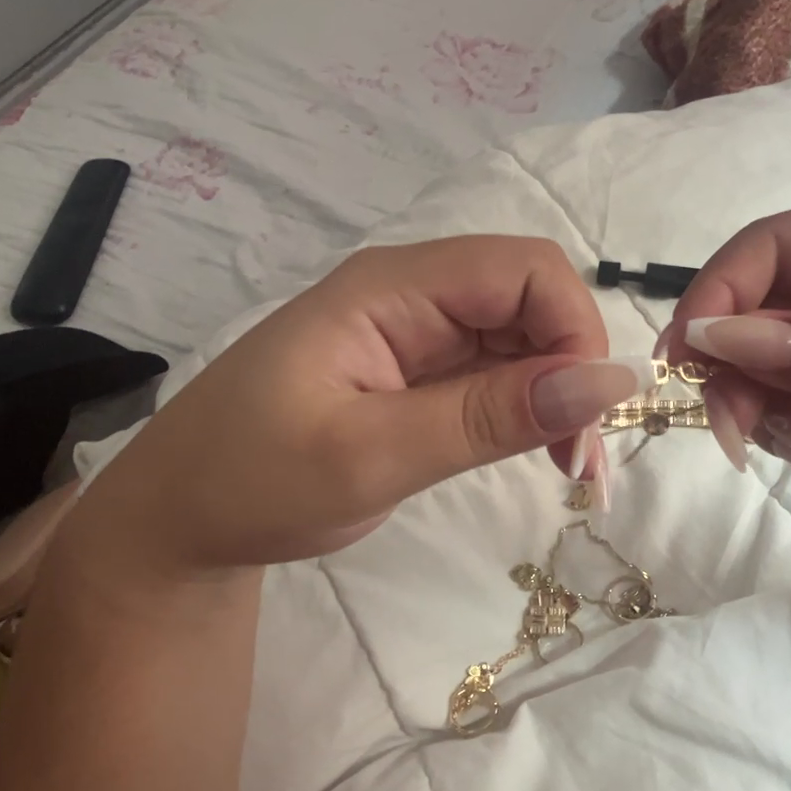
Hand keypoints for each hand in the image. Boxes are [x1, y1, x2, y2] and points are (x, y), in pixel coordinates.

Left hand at [51, 236, 646, 590]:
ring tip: (569, 471)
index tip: (584, 418)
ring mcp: (415, 337)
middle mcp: (411, 297)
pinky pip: (496, 375)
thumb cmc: (252, 482)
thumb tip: (609, 382)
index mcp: (390, 288)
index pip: (523, 269)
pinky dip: (529, 412)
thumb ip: (490, 417)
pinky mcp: (418, 376)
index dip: (574, 330)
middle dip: (574, 370)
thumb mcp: (371, 455)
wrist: (181, 522)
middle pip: (530, 299)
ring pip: (521, 340)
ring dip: (558, 396)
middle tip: (580, 463)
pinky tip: (540, 454)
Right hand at [667, 204, 790, 496]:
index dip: (719, 290)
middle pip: (755, 302)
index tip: (687, 358)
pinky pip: (782, 394)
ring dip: (747, 401)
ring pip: (758, 354)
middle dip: (728, 364)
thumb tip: (721, 338)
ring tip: (783, 450)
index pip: (775, 245)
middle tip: (733, 433)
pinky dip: (774, 423)